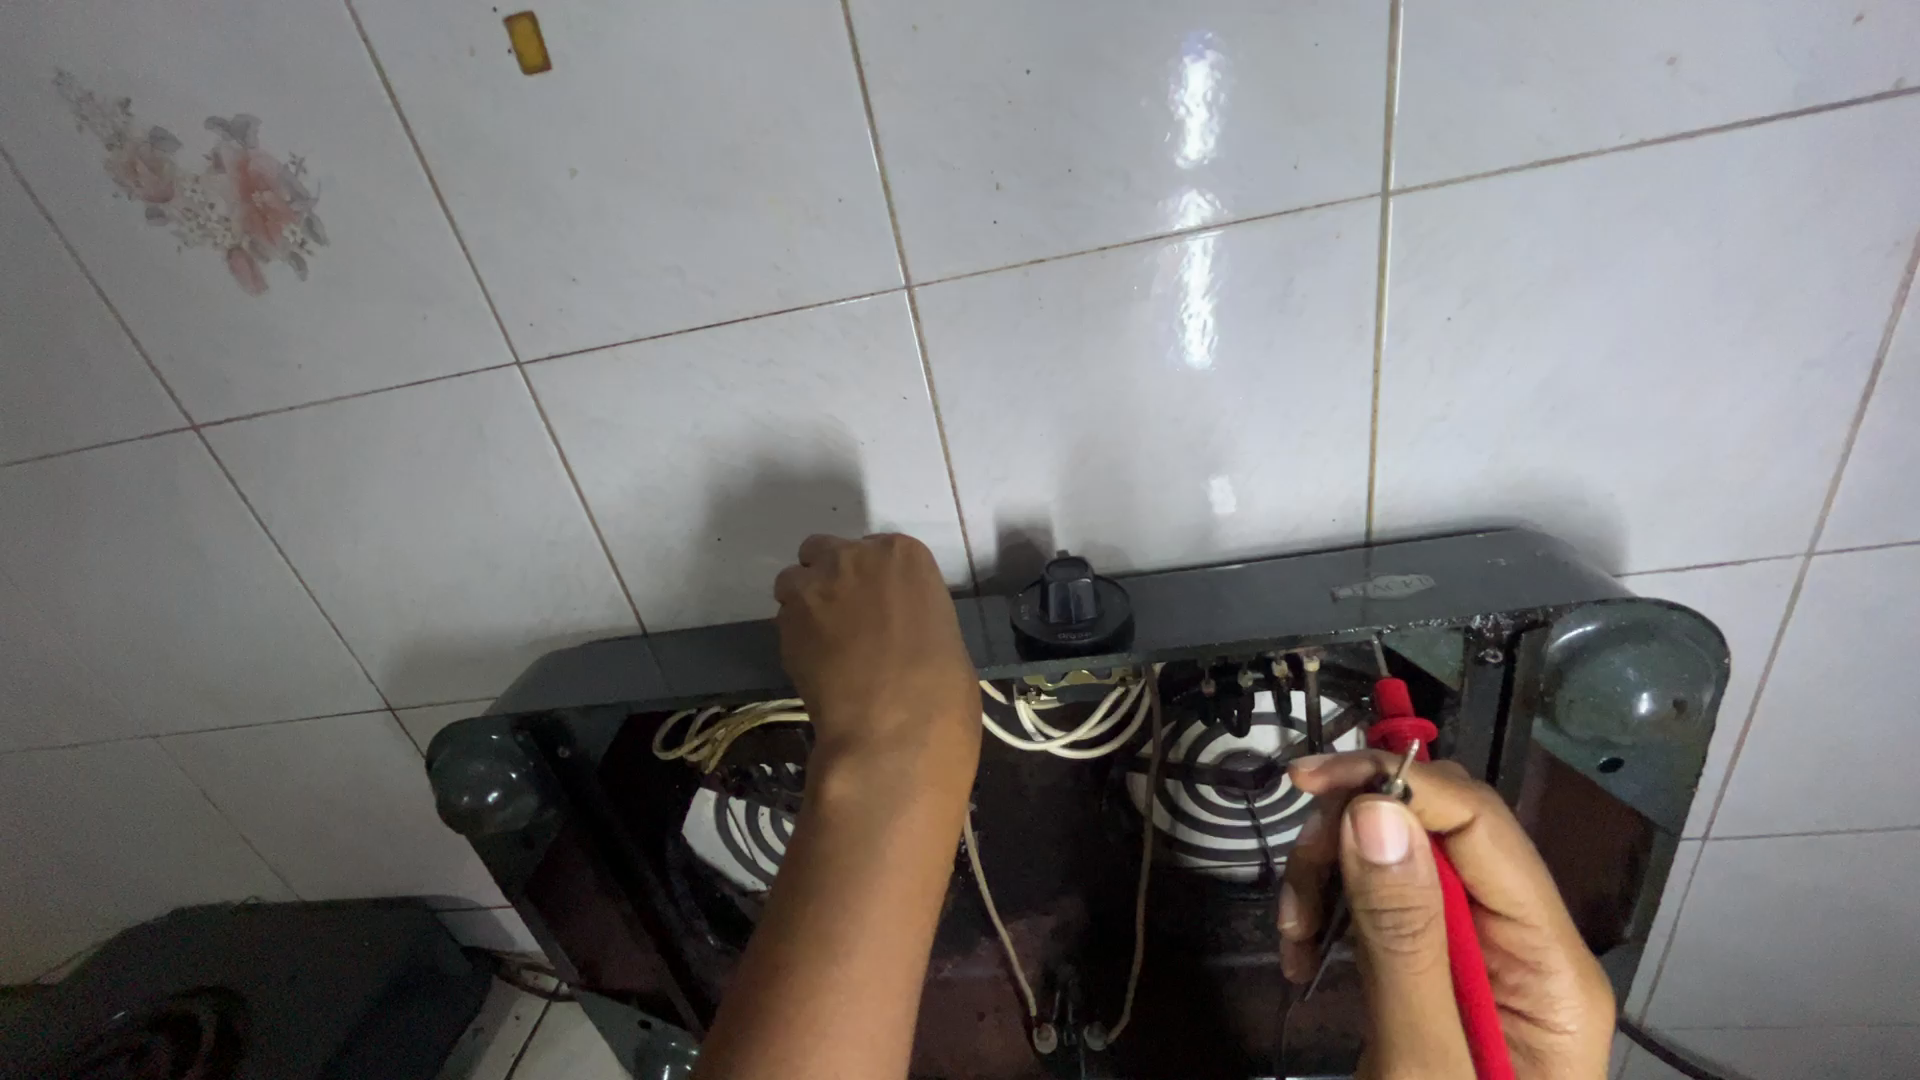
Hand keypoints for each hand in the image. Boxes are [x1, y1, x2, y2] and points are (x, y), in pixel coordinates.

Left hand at [773, 534, 980, 791]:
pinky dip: (794, 634)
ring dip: (804, 602)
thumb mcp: (940, 627)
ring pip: (793, 579)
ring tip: (821, 640)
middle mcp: (853, 557)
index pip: (874, 548)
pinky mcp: (785, 621)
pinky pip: (784, 618)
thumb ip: (908, 607)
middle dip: (829, 576)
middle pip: (824, 550)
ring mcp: (814, 586)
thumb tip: (891, 622)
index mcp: (903, 554)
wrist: (895, 725)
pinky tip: (813, 664)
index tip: (876, 603)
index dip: (870, 576)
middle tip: (842, 614)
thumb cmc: (940, 683)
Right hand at [1278, 752, 1615, 1079]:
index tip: (1306, 784)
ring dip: (1326, 876)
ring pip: (1387, 852)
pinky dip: (1324, 906)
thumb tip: (1376, 809)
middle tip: (1297, 895)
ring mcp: (1470, 948)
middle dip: (1347, 838)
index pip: (1478, 821)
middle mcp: (1516, 936)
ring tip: (1295, 939)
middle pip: (1428, 827)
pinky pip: (1369, 894)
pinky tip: (1303, 950)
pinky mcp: (1426, 960)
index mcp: (1547, 960)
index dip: (1394, 781)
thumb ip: (1404, 939)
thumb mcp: (1423, 1066)